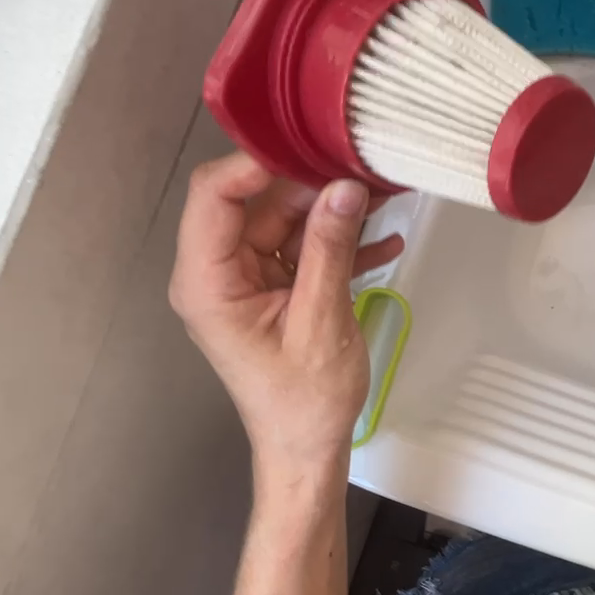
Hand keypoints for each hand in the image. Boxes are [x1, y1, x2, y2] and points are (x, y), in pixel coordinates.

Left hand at [169, 152, 403, 467]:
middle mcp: (220, 273)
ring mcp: (250, 281)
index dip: (256, 164)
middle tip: (362, 171)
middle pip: (256, 205)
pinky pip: (304, 252)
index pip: (214, 197)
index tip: (310, 148)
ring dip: (334, 214)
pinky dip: (341, 246)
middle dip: (309, 186)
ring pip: (286, 223)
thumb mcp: (322, 320)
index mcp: (209, 282)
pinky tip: (385, 242)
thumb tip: (346, 188)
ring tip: (384, 198)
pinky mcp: (278, 290)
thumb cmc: (304, 399)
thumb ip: (329, 249)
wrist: (309, 447)